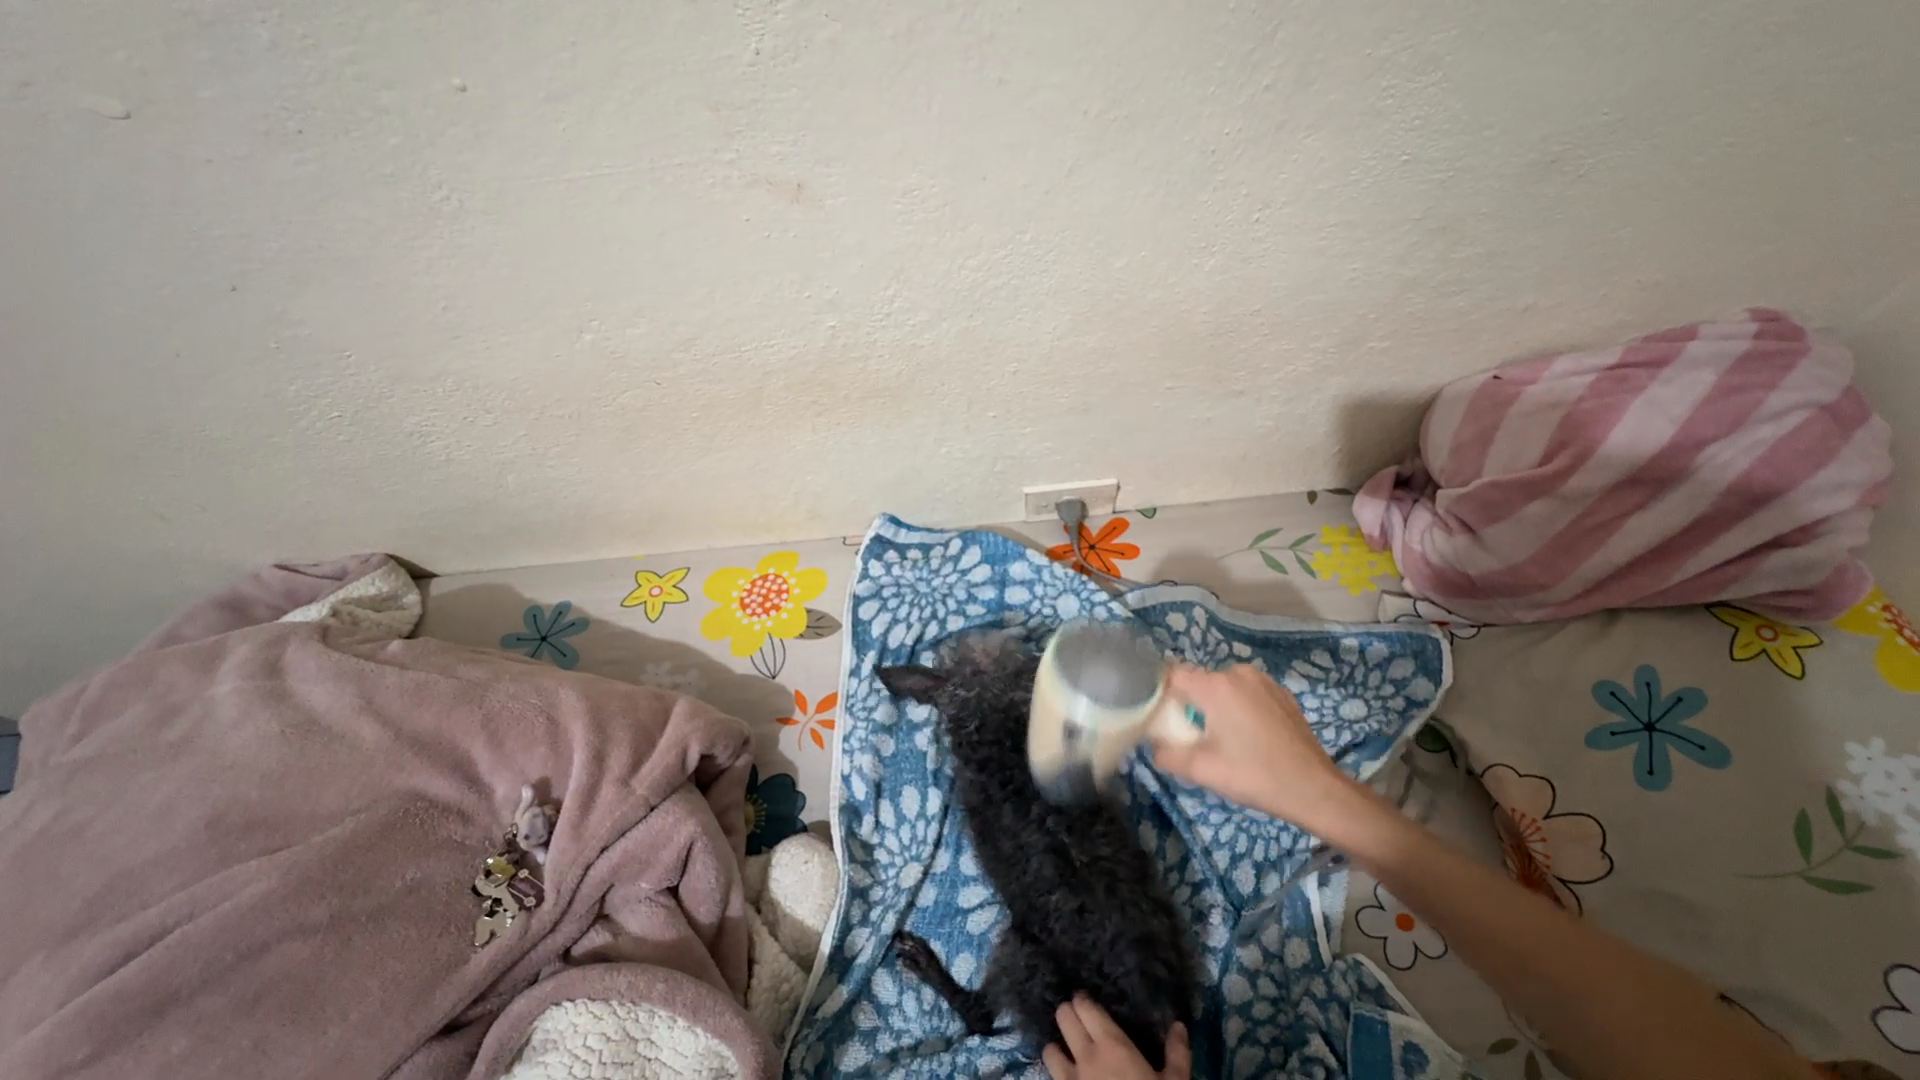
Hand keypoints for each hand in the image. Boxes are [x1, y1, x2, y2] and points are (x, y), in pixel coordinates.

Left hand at [1041, 996, 1188, 1079]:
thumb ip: (1176, 1053)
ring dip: (1057, 1047)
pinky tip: (1066, 1076)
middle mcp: (1085, 1056)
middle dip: (1068, 1014)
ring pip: (1049, 1050)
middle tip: (1076, 1018)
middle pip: (1063, 1018)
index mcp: (1112, 1045)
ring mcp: (1070, 1079)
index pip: (1085, 1007)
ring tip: (1067, 1051)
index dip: (1082, 1000)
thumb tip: (1179, 1025)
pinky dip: (1056, 1072)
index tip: (1085, 999)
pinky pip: (1051, 1076)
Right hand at [1151, 664, 1358, 827]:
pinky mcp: (1282, 693)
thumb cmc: (1254, 776)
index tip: (1161, 720)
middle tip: (1193, 737)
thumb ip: (1166, 754)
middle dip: (1190, 705)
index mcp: (1216, 686)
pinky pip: (1247, 693)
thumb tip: (1154, 745)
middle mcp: (1238, 673)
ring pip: (1224, 687)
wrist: (1314, 789)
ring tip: (1223, 739)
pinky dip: (1240, 708)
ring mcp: (1264, 681)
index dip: (1161, 694)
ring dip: (1216, 707)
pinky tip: (1249, 737)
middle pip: (1199, 681)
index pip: (1172, 676)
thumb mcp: (1201, 770)